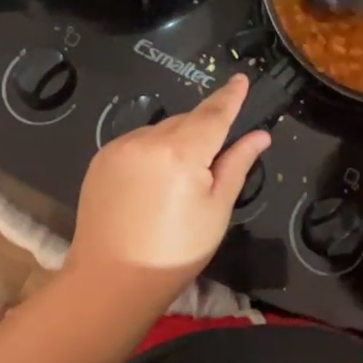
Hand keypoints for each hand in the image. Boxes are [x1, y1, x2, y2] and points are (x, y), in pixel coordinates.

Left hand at [69, 74, 271, 295]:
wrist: (110, 282)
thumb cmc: (175, 252)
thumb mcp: (216, 210)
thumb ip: (237, 164)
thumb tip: (260, 135)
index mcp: (183, 151)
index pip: (214, 113)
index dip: (230, 96)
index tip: (241, 79)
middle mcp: (150, 138)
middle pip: (187, 122)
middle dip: (202, 133)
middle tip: (210, 166)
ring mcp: (121, 147)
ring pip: (161, 131)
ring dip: (175, 143)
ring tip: (176, 184)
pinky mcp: (101, 159)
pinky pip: (137, 143)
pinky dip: (150, 152)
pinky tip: (150, 185)